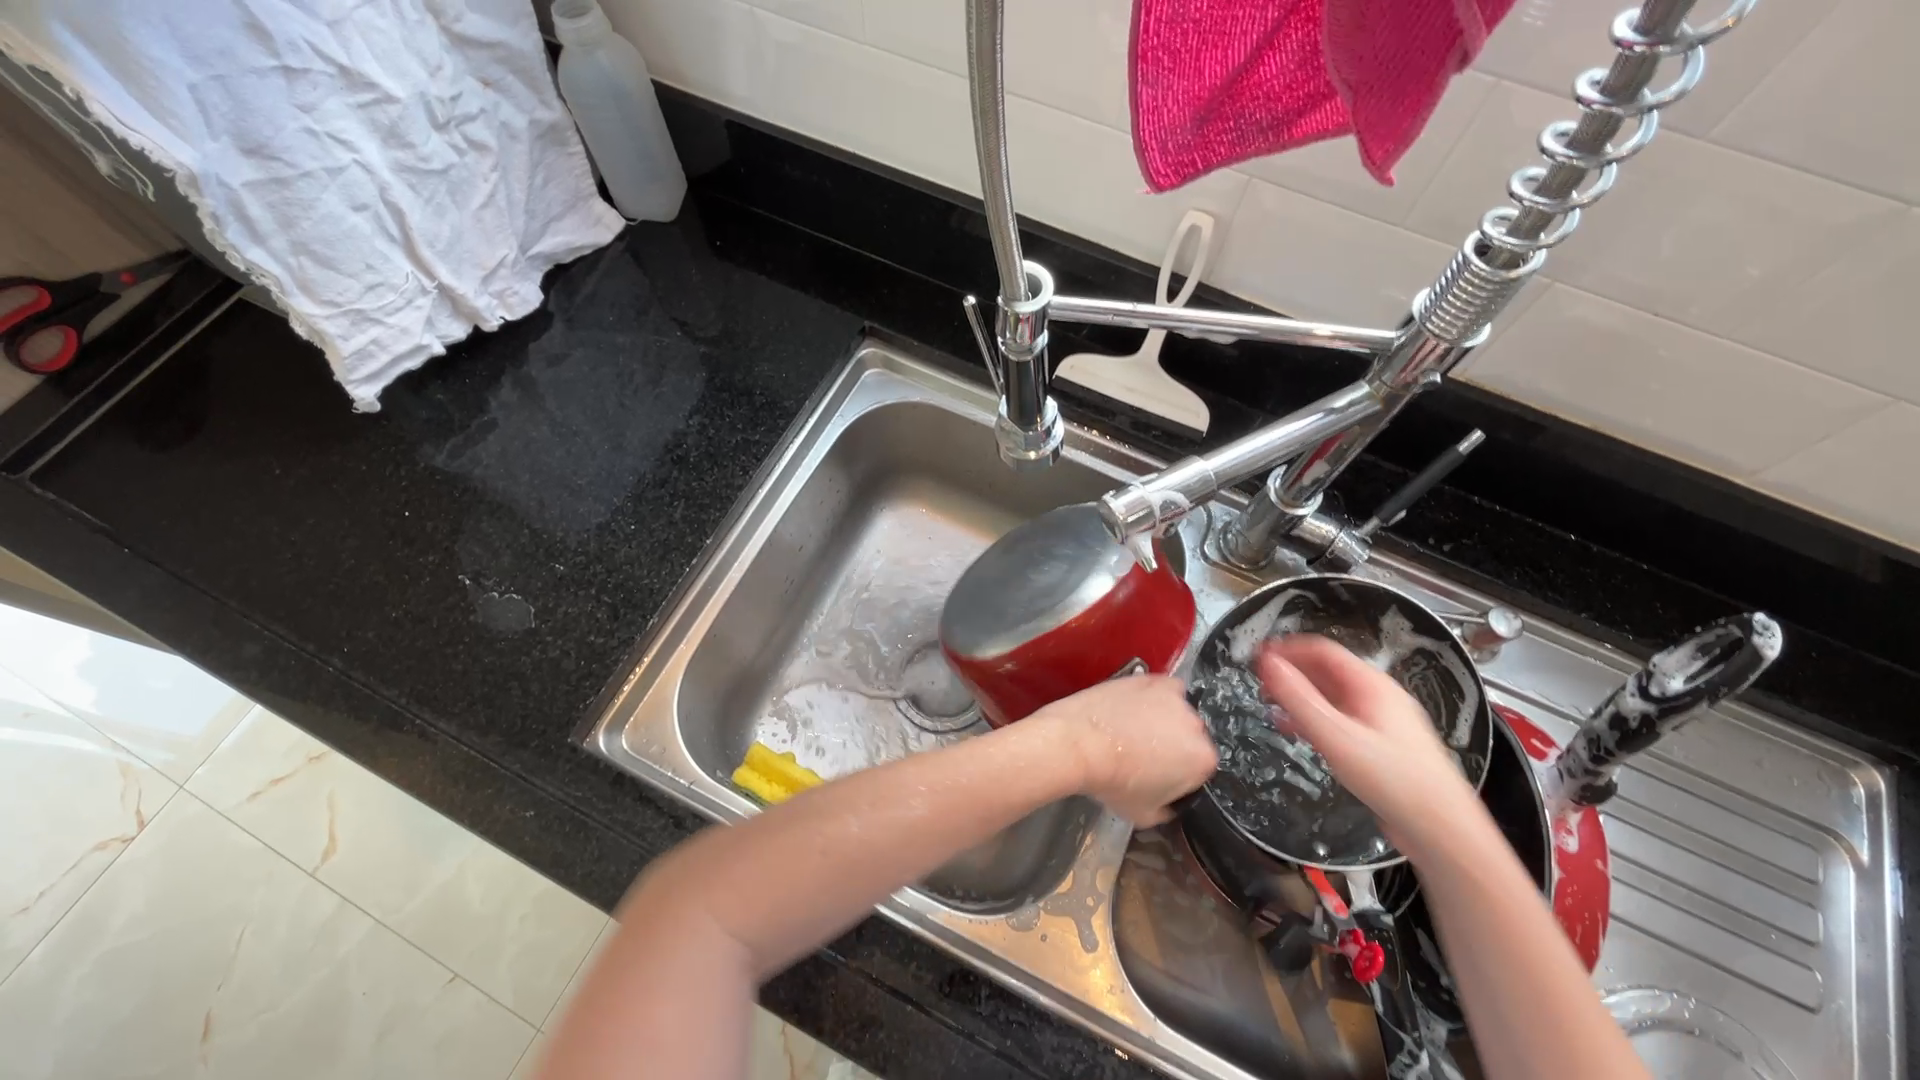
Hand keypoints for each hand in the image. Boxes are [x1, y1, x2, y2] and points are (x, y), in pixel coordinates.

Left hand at [1033, 675, 1216, 826]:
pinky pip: (1161, 690)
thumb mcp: (1145, 815)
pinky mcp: (1152, 679)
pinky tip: (1130, 708)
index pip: (1199, 768)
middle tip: (1145, 752)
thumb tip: (1169, 803)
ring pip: (1177, 711)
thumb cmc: (1113, 782)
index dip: (1180, 774)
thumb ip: (1168, 809)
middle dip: (1174, 745)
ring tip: (1133, 728)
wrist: (1079, 744)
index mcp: (1203, 760)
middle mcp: (1197, 725)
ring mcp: (1175, 697)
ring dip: (1164, 719)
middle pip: (1190, 736)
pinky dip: (1151, 698)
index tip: (1160, 776)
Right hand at [1255, 636, 1483, 856]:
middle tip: (1260, 683)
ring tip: (1271, 706)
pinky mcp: (1378, 747)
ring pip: (1332, 699)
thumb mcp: (1336, 736)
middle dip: (1291, 674)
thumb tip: (1269, 665)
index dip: (1288, 649)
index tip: (1259, 656)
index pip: (1323, 651)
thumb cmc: (1392, 779)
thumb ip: (1298, 699)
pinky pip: (1340, 722)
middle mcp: (1378, 698)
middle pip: (1327, 672)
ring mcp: (1380, 722)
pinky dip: (1314, 721)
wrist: (1440, 829)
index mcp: (1372, 686)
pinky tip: (1298, 733)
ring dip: (1300, 698)